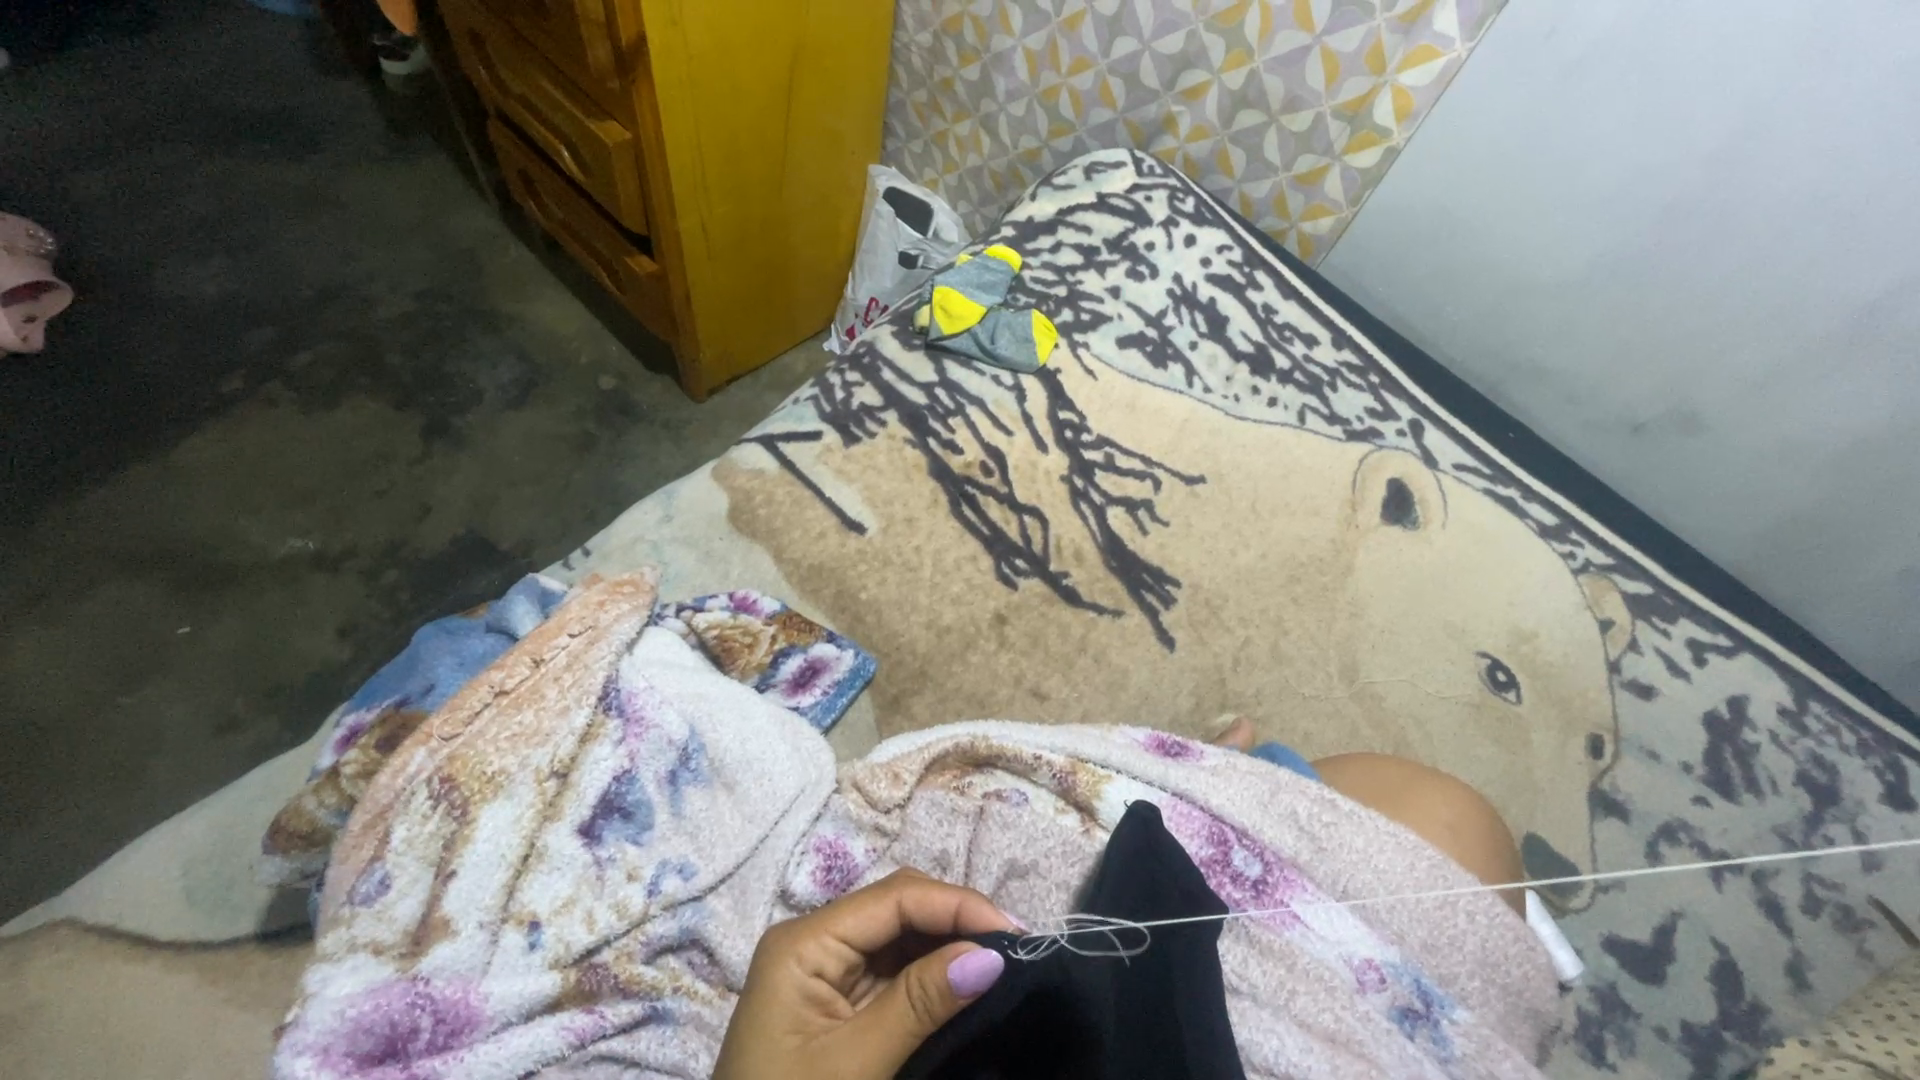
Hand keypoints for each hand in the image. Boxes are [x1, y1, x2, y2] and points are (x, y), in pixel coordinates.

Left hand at [713, 868, 1017, 1079]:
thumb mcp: (857, 1064)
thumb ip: (921, 1003)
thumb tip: (990, 956)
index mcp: (805, 941)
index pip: (895, 897)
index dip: (958, 905)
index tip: (1017, 933)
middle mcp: (814, 940)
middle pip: (898, 906)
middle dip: (956, 919)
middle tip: (1015, 949)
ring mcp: (824, 970)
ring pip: (900, 934)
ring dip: (949, 943)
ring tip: (1000, 962)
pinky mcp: (835, 1000)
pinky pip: (892, 970)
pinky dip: (931, 973)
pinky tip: (964, 981)